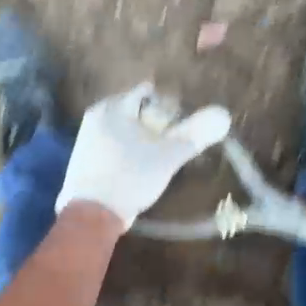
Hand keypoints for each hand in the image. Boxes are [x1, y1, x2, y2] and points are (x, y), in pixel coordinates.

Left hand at [54, 84, 230, 228]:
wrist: (92, 213)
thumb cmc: (131, 177)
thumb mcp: (168, 156)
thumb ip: (194, 134)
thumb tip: (223, 115)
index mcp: (114, 107)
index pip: (144, 92)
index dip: (165, 103)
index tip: (178, 119)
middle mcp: (95, 116)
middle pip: (131, 109)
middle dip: (150, 120)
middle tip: (167, 137)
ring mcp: (85, 137)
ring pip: (119, 127)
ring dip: (136, 135)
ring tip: (153, 153)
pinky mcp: (81, 157)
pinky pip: (109, 143)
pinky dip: (123, 148)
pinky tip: (134, 165)